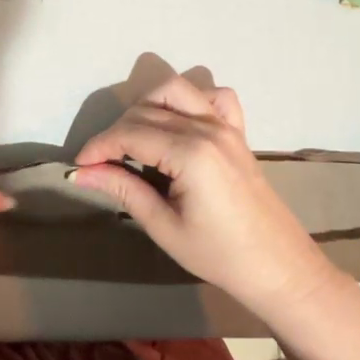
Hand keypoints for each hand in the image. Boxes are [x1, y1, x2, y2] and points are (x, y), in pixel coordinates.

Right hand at [71, 76, 338, 312]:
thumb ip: (123, 189)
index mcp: (190, 154)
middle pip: (145, 111)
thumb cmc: (219, 255)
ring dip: (147, 106)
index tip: (80, 166)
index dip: (98, 147)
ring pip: (175, 89)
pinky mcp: (239, 134)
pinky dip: (192, 100)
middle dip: (115, 132)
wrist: (280, 269)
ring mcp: (227, 127)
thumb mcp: (164, 226)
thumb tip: (81, 173)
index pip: (128, 134)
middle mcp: (207, 129)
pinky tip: (180, 123)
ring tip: (135, 139)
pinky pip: (215, 97)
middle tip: (102, 164)